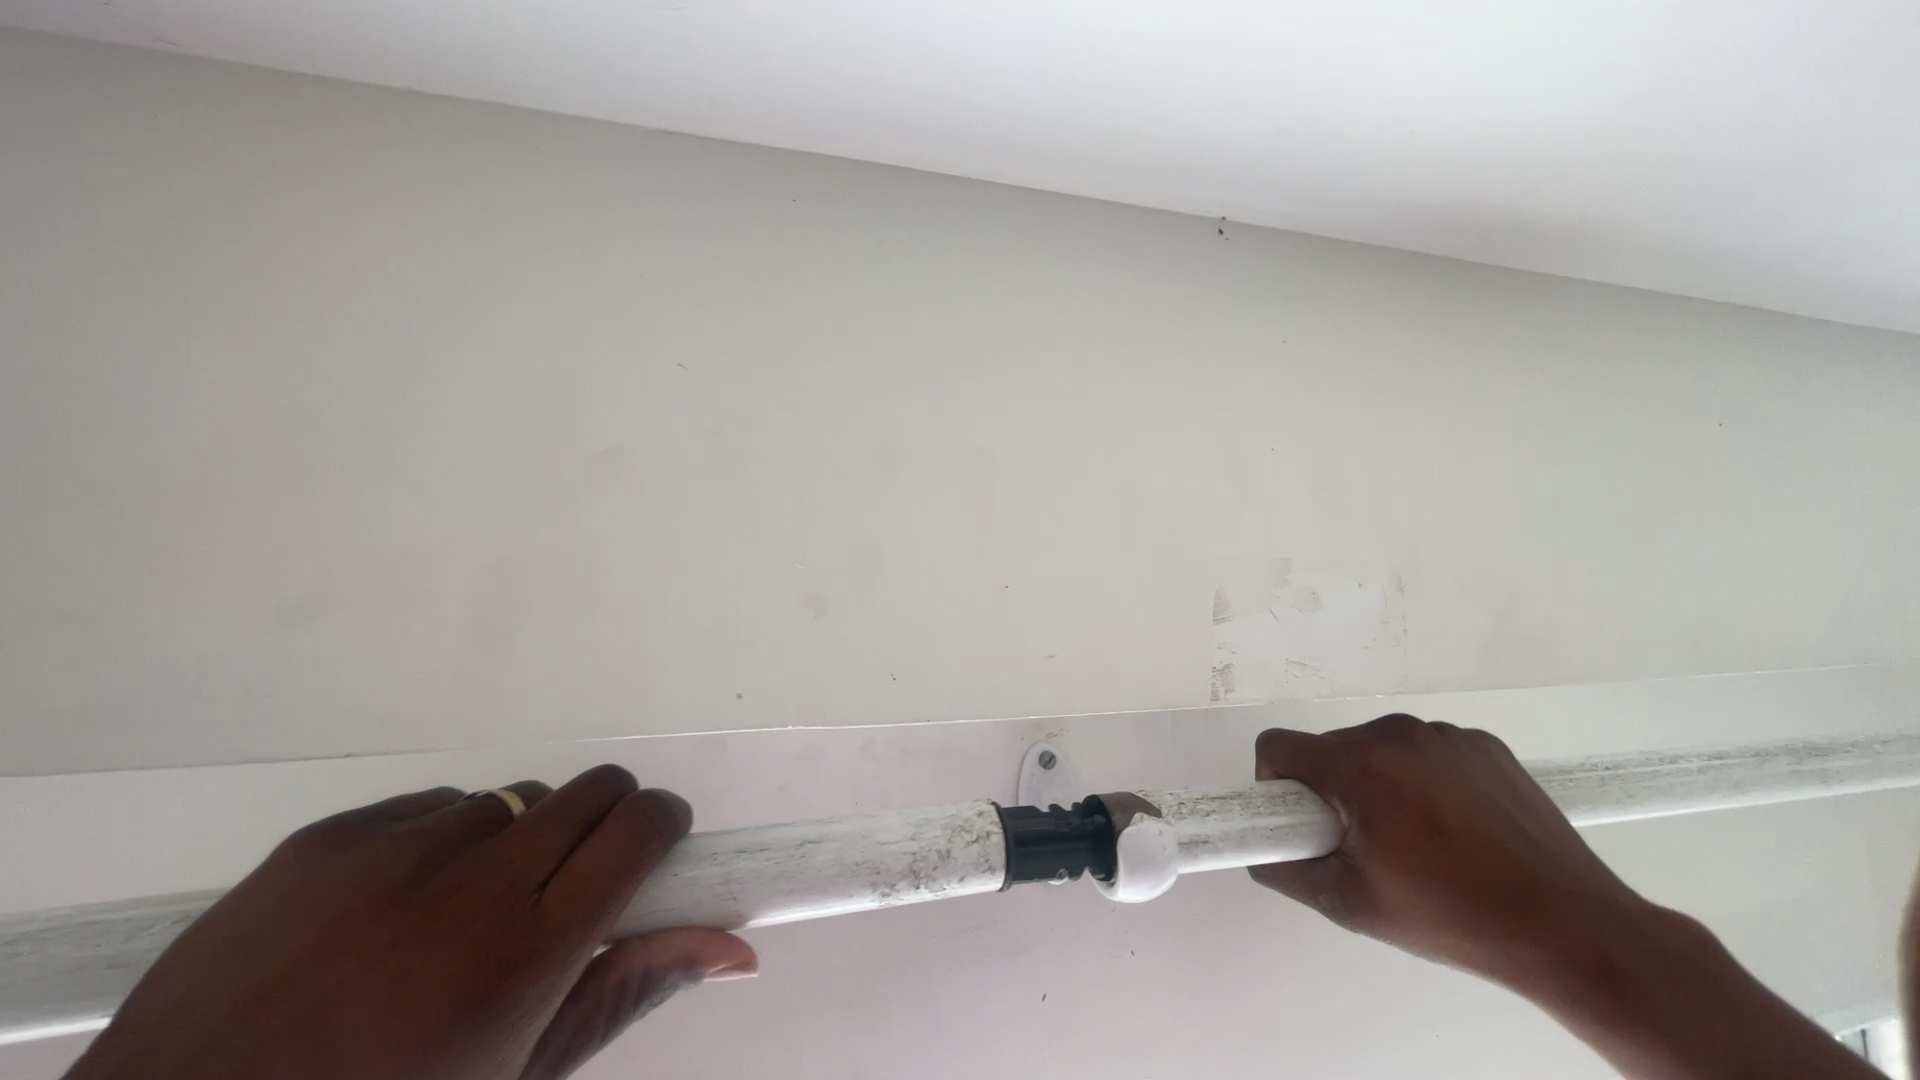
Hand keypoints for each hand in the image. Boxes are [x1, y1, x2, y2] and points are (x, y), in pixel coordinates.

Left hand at [66, 766, 756, 1079]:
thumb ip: (630, 991)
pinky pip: (424, 806)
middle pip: (590, 791)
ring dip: (514, 838)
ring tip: (462, 909)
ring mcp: (389, 853)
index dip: (662, 825)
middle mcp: (469, 884)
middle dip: (604, 819)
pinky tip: (391, 907)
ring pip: (509, 799)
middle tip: (572, 877)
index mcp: (527, 953)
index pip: (639, 829)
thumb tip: (739, 948)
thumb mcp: (523, 1077)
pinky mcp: (321, 840)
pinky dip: (436, 840)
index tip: (656, 844)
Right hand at [1247, 714, 1652, 985]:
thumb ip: (1288, 872)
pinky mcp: (1486, 745)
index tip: (1299, 820)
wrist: (1570, 926)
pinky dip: (1424, 779)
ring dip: (1378, 783)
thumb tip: (1264, 855)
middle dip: (1331, 790)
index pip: (1278, 746)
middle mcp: (1397, 733)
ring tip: (1418, 841)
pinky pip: (1427, 752)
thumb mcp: (1352, 904)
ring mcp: (1447, 735)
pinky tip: (1457, 828)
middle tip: (1363, 845)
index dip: (1273, 783)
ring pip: (1379, 749)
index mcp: (1358, 765)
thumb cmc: (1453, 915)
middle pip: (1330, 749)